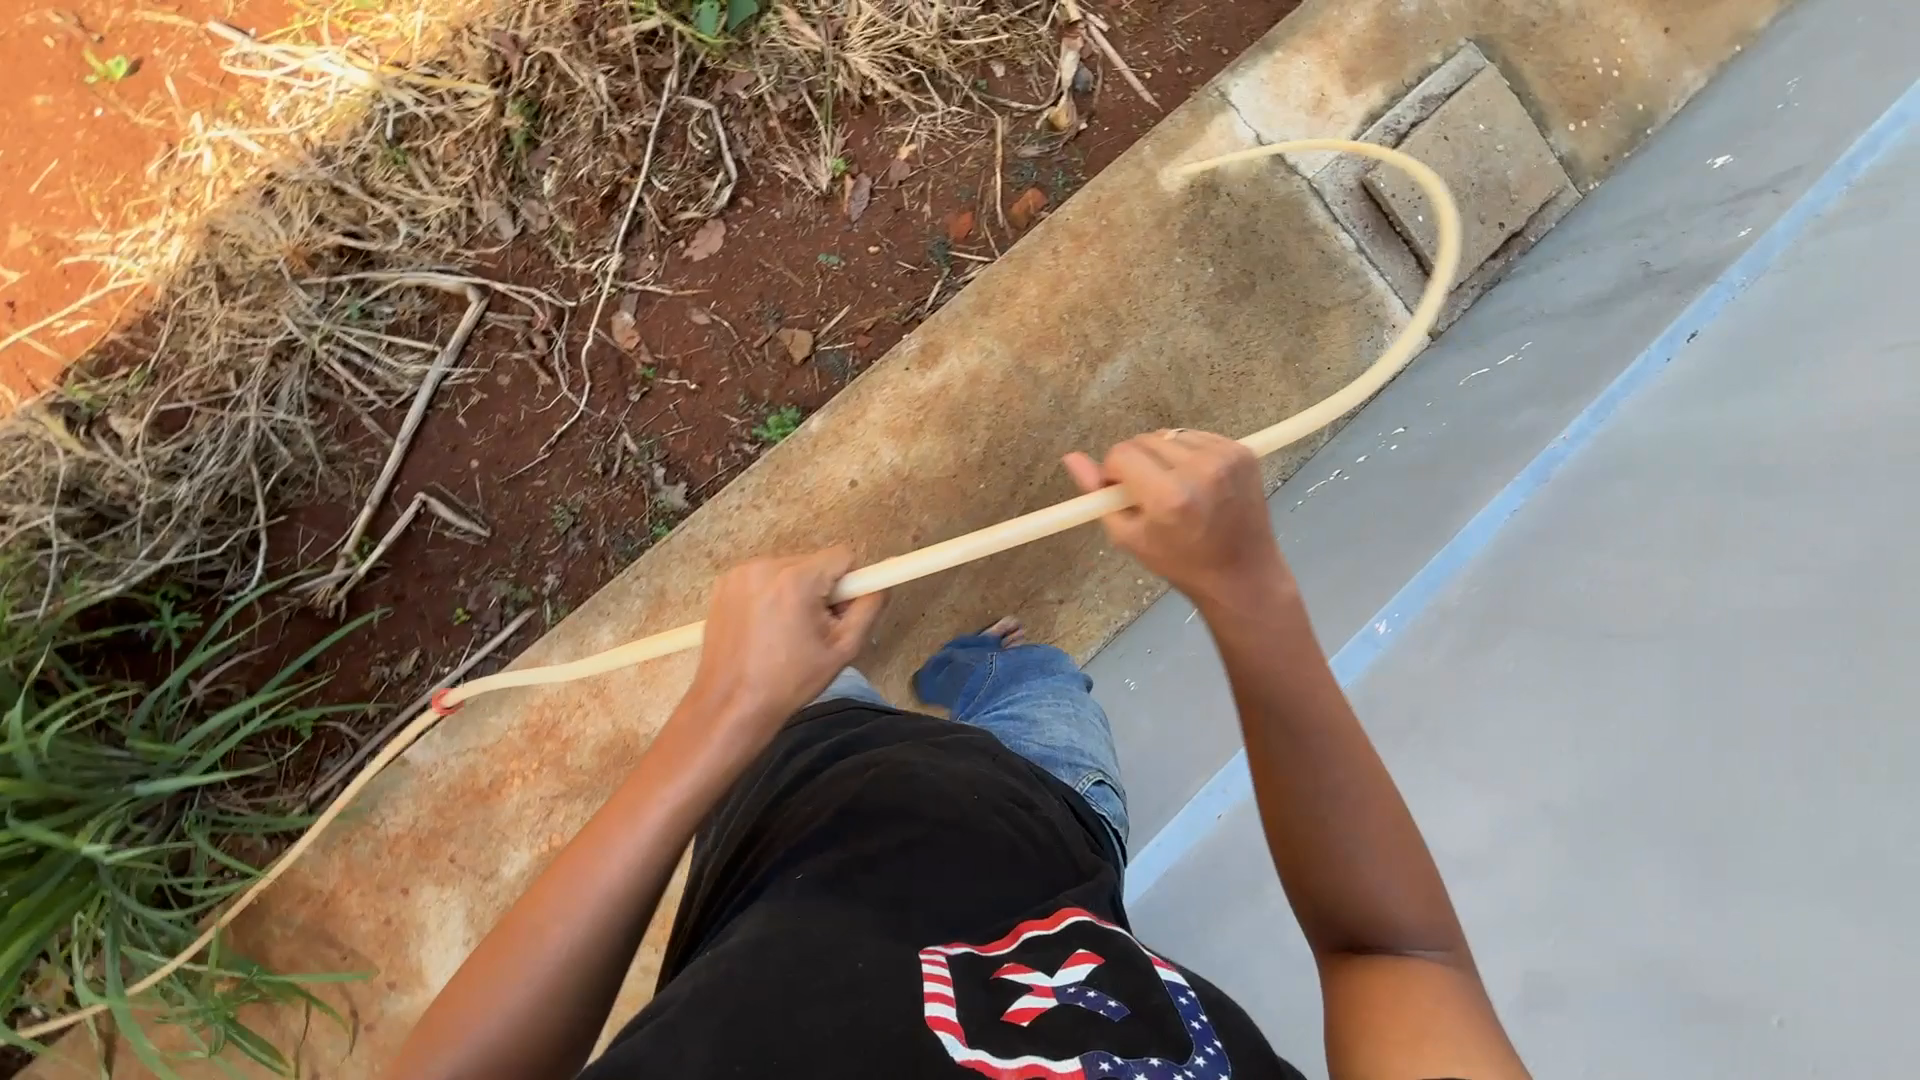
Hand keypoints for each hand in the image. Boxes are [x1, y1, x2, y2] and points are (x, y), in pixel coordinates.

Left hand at [678, 546, 884, 747]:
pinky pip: (764, 578)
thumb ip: (869, 609)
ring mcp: (741, 574)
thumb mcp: (843, 649)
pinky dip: (772, 595)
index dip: (849, 585)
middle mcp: (766, 566)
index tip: (839, 614)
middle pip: (814, 563)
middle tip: (813, 631)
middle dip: (821, 590)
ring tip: (787, 632)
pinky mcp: (725, 584)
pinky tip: (766, 629)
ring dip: (796, 592)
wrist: (731, 704)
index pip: (843, 556)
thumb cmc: (789, 681)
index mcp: (797, 579)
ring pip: (789, 570)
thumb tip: (881, 585)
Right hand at [1063, 429, 1291, 608]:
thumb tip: (1071, 457)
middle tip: (1148, 493)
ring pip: (1170, 435)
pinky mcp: (1243, 452)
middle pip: (1144, 440)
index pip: (1121, 454)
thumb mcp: (1129, 537)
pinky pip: (1197, 437)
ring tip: (1174, 488)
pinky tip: (1195, 481)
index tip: (1122, 493)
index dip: (1114, 472)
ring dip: (1163, 456)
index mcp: (1168, 496)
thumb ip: (1098, 496)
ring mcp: (1225, 457)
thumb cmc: (1180, 562)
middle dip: (1137, 462)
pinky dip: (1188, 454)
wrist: (1242, 573)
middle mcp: (1199, 469)